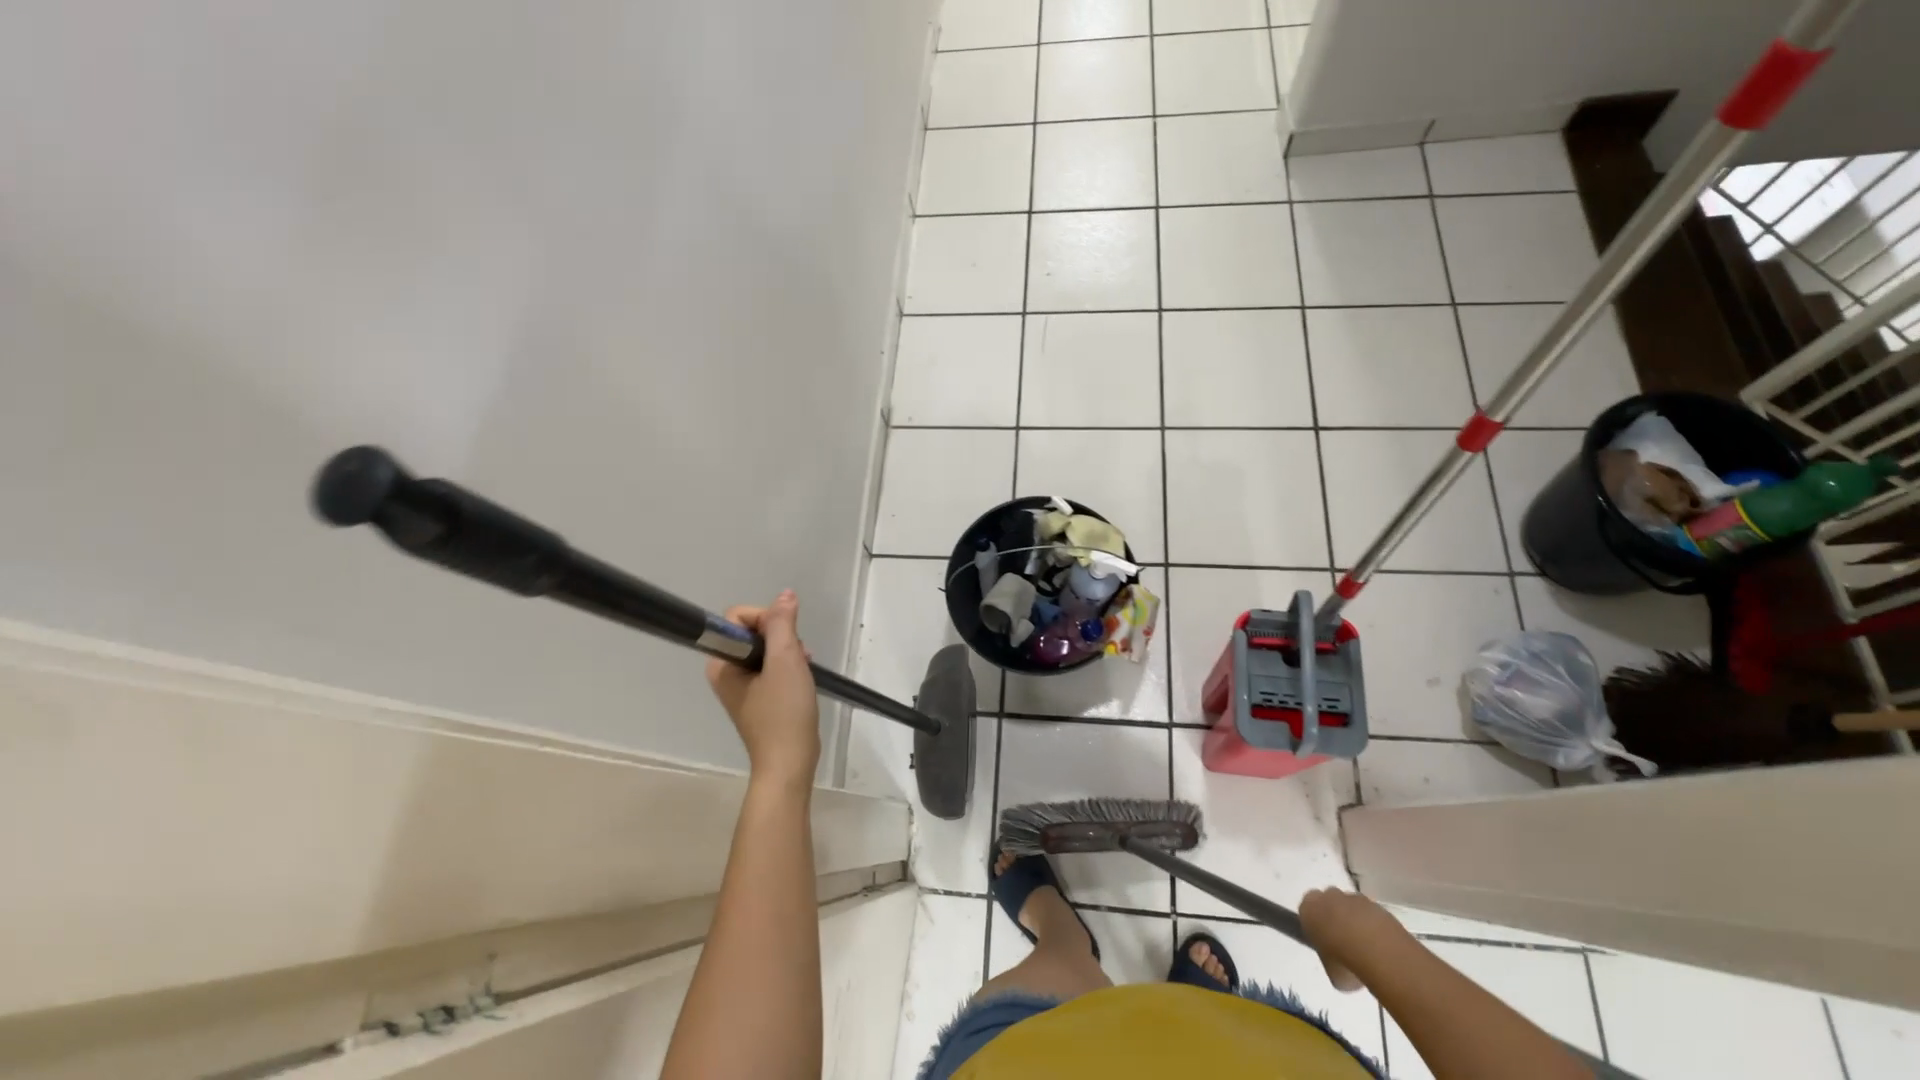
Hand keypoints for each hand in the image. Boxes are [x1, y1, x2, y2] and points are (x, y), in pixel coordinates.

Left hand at [706, 590, 819, 787]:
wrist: (789, 763)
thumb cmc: (784, 713)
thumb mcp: (786, 662)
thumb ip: (782, 624)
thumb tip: (785, 596)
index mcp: (721, 663)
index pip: (738, 617)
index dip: (766, 619)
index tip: (786, 640)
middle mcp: (725, 671)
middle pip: (752, 630)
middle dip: (781, 637)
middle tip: (797, 658)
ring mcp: (740, 685)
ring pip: (765, 648)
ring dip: (788, 653)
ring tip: (802, 671)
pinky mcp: (757, 696)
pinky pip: (770, 667)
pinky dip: (788, 667)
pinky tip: (802, 680)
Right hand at [1300, 888, 1409, 992]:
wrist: (1377, 950)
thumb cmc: (1343, 960)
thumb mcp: (1331, 972)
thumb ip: (1332, 963)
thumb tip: (1342, 968)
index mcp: (1309, 909)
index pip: (1306, 908)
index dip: (1316, 923)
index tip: (1323, 938)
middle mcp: (1329, 897)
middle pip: (1329, 901)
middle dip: (1335, 915)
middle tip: (1343, 940)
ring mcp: (1355, 899)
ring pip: (1352, 906)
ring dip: (1356, 920)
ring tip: (1366, 946)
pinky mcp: (1378, 905)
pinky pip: (1372, 914)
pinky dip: (1375, 926)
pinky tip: (1380, 946)